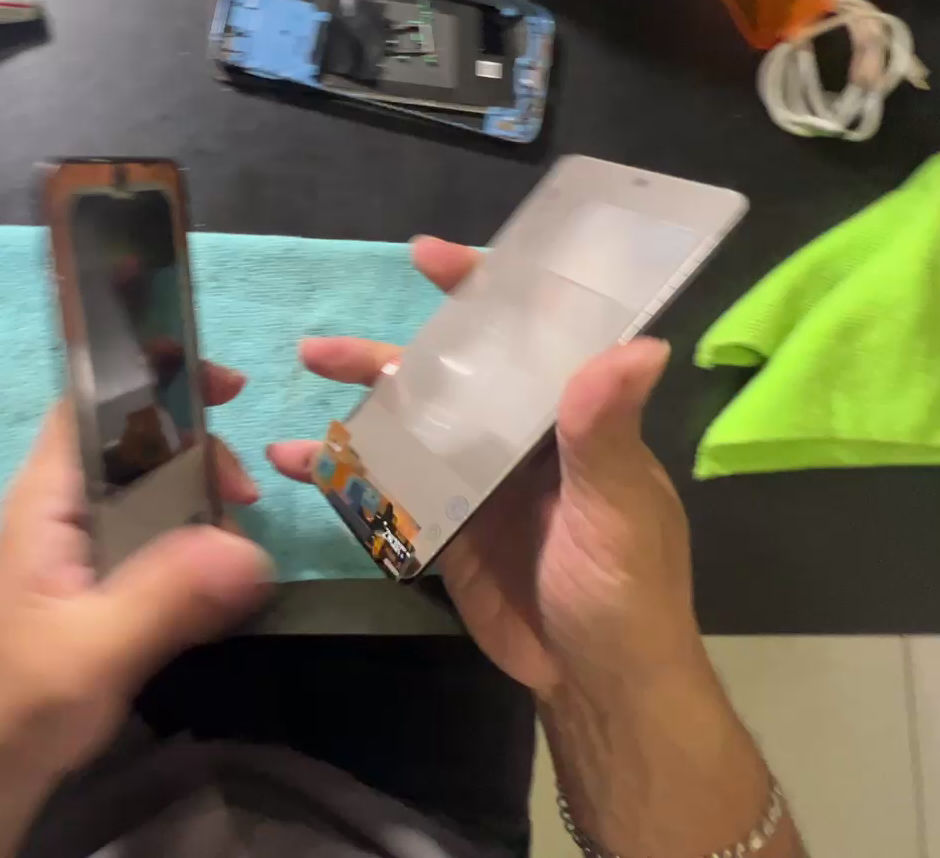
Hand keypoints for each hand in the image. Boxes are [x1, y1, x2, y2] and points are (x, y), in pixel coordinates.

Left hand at [0, 364, 273, 787]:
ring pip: (151, 480)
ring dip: (200, 492)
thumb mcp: (94, 650)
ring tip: (237, 532)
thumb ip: (166, 598)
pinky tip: (218, 560)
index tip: (218, 385)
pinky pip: (155, 523)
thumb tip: (248, 547)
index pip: (91, 406)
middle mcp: (64, 503)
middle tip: (243, 489)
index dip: (148, 377)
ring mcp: (83, 534)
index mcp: (46, 499)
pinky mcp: (102, 566)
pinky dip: (193, 530)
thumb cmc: (22, 701)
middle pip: (134, 437)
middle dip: (195, 446)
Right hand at [267, 237, 702, 696]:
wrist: (592, 683)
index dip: (479, 287)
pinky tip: (298, 464)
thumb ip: (607, 432)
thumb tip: (641, 345)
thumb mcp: (618, 509)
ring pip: (404, 424)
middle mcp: (512, 433)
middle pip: (441, 375)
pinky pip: (384, 485)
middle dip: (381, 354)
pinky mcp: (441, 519)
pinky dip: (341, 473)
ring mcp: (471, 477)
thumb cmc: (625, 591)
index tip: (428, 257)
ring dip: (352, 404)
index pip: (523, 332)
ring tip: (300, 389)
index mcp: (562, 414)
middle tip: (320, 349)